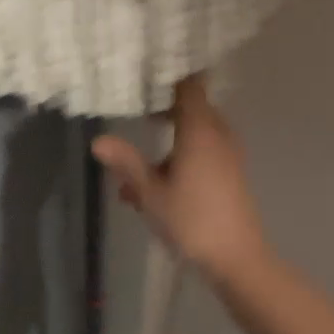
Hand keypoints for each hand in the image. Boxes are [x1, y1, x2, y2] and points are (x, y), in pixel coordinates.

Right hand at [91, 77, 268, 279]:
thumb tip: (99, 140)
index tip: (146, 76)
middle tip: (134, 117)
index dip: (168, 77)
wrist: (235, 257)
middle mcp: (218, 134)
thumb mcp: (151, 193)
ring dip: (166, 149)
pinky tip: (153, 195)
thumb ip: (127, 164)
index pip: (188, 85)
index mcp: (199, 130)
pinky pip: (201, 156)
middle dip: (162, 114)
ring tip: (133, 178)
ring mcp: (227, 155)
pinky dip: (179, 164)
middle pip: (190, 110)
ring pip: (193, 138)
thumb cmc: (191, 221)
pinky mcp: (230, 175)